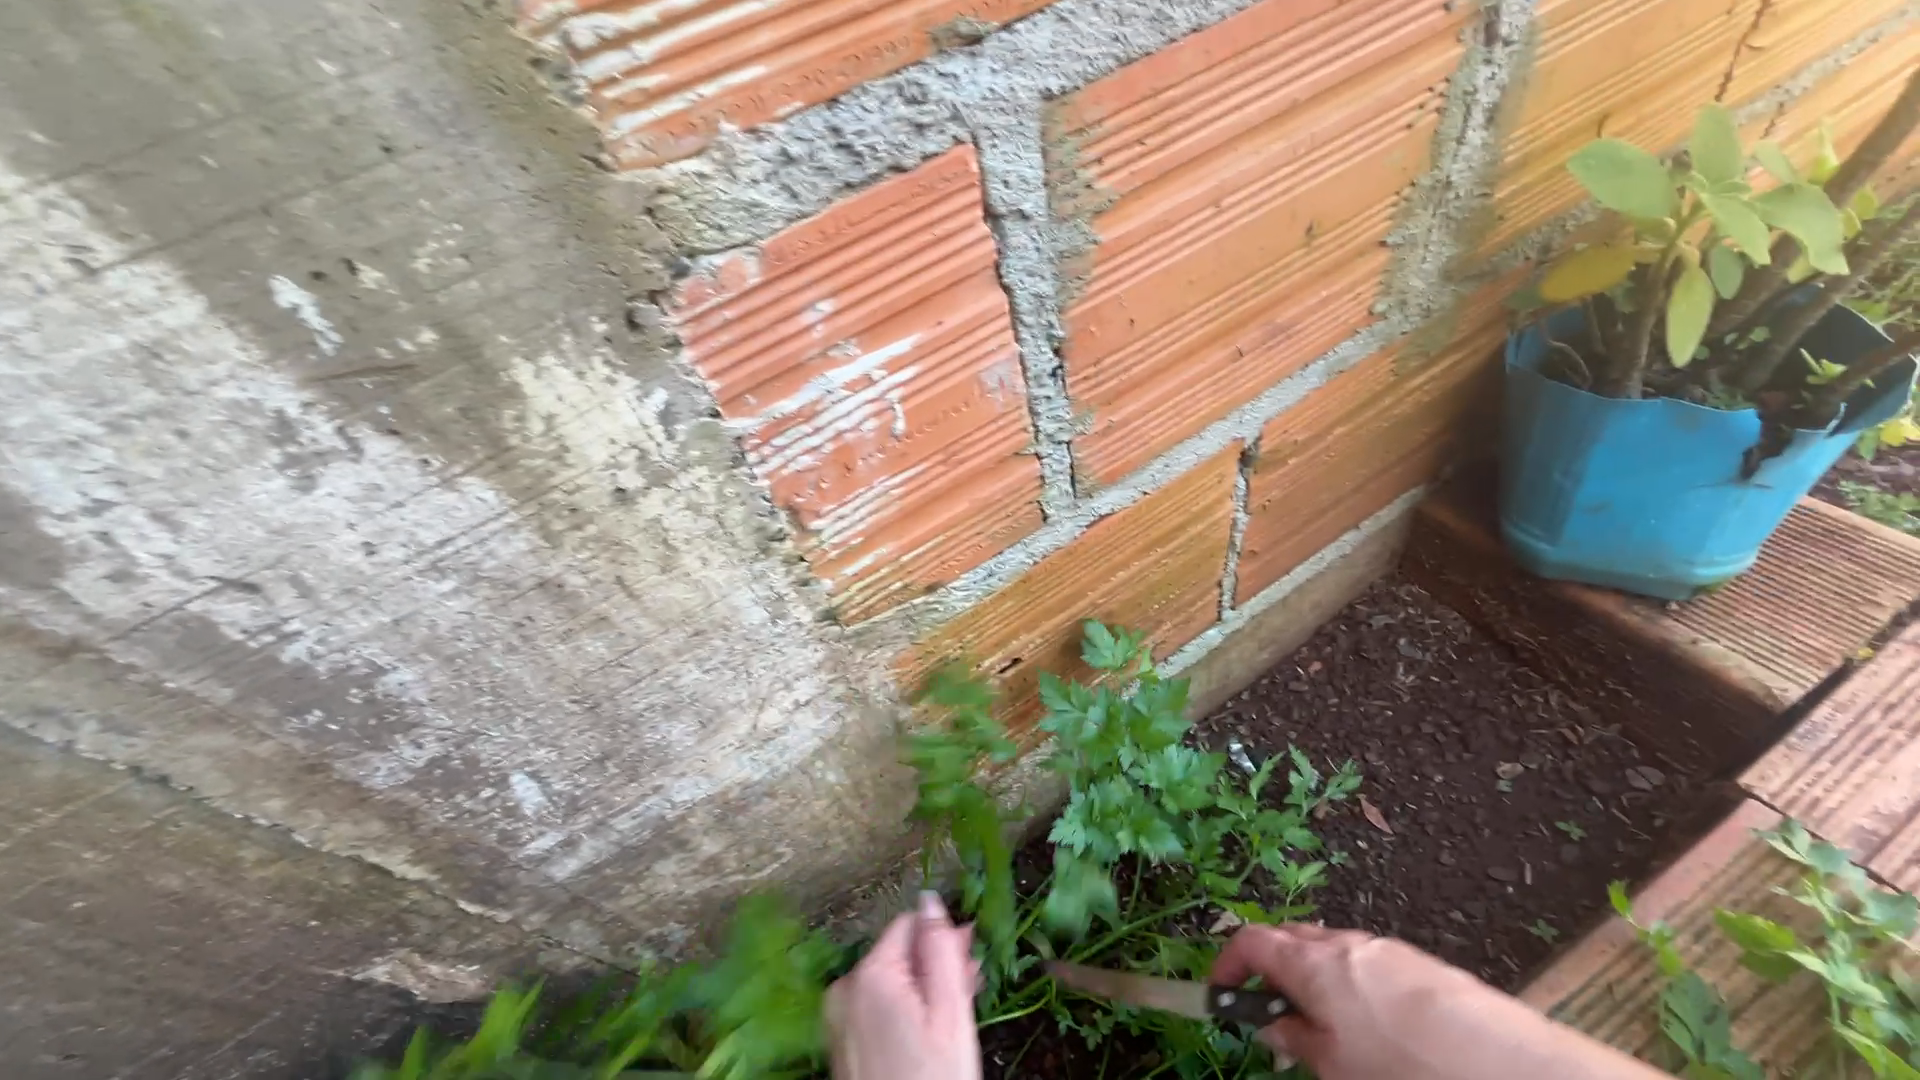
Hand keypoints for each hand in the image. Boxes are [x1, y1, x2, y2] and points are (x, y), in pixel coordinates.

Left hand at [825, 892, 981, 1079]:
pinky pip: (875, 1005)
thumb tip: (930, 898)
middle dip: (934, 964)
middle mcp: (845, 987)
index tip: (969, 961)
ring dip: (922, 986)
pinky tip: (928, 1029)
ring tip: (954, 1013)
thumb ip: (940, 949)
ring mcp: (837, 1015)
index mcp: (870, 974)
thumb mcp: (950, 1013)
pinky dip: (902, 1008)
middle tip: (969, 987)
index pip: (910, 923)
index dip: (943, 938)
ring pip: (890, 980)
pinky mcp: (839, 1038)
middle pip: (899, 953)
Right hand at [1211, 924, 1668, 1079]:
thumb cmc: (1400, 1066)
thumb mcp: (1335, 1067)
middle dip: (1270, 968)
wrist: (1507, 1064)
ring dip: (1311, 976)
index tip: (1222, 995)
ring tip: (1322, 1025)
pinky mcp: (1418, 962)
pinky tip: (1371, 1025)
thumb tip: (1271, 1026)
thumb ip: (1295, 1040)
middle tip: (1271, 1013)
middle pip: (1288, 938)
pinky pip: (1364, 961)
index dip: (1229, 964)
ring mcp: (1382, 947)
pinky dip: (1349, 982)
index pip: (1250, 942)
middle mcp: (1341, 941)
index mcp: (1310, 962)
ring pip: (1328, 950)